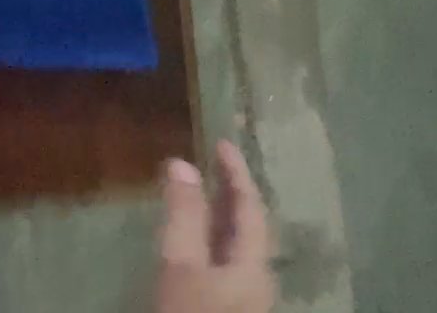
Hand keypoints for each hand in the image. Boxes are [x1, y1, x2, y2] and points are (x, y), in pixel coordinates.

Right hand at [155, 140, 273, 312]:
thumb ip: (184, 215)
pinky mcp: (225, 309)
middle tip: (212, 161)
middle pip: (249, 229)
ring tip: (202, 193)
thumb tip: (183, 162)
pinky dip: (211, 237)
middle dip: (232, 193)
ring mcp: (243, 300)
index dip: (236, 173)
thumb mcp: (180, 265)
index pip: (250, 209)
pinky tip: (194, 239)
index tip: (221, 141)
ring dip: (221, 216)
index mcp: (251, 267)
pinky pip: (225, 261)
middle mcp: (255, 282)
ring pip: (237, 247)